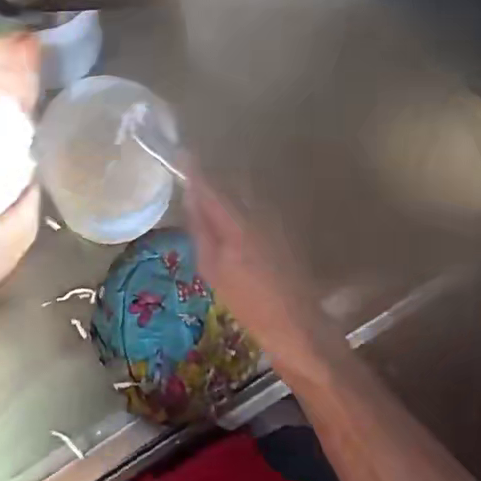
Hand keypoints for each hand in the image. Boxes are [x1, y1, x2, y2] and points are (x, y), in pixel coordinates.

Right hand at [185, 176, 338, 380]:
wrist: (299, 329)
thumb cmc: (250, 304)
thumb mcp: (213, 270)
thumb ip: (201, 229)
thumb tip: (191, 198)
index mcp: (237, 223)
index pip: (211, 187)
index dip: (195, 168)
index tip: (181, 151)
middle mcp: (259, 215)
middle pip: (231, 185)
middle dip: (212, 176)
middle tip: (191, 172)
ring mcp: (275, 223)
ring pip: (246, 196)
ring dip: (227, 190)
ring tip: (207, 192)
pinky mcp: (284, 235)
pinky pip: (256, 209)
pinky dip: (240, 205)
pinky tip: (230, 217)